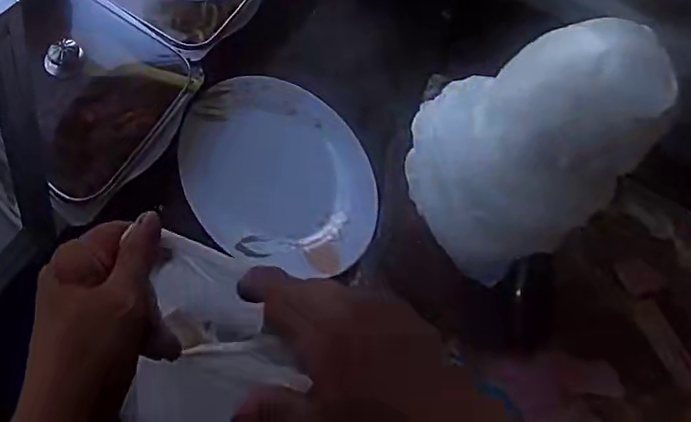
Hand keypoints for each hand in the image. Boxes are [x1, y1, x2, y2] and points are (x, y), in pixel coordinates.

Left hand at [14, 213, 176, 421]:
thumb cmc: (93, 353)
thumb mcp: (125, 299)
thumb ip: (139, 254)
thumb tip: (150, 215)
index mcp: (72, 259)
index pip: (118, 231)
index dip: (148, 244)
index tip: (174, 263)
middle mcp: (67, 277)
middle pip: (121, 266)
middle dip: (147, 292)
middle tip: (161, 318)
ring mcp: (69, 309)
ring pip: (120, 297)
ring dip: (146, 318)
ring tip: (163, 344)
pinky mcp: (75, 337)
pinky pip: (111, 321)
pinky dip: (132, 333)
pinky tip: (153, 352)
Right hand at [235, 268, 513, 421]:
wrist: (453, 421)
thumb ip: (278, 410)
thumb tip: (238, 407)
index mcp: (320, 329)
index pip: (277, 290)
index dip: (256, 284)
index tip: (242, 290)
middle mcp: (345, 303)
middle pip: (303, 286)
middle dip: (285, 295)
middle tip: (273, 319)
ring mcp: (377, 301)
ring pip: (333, 289)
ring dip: (316, 300)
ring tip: (312, 327)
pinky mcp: (402, 308)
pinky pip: (361, 296)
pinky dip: (346, 307)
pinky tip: (353, 333)